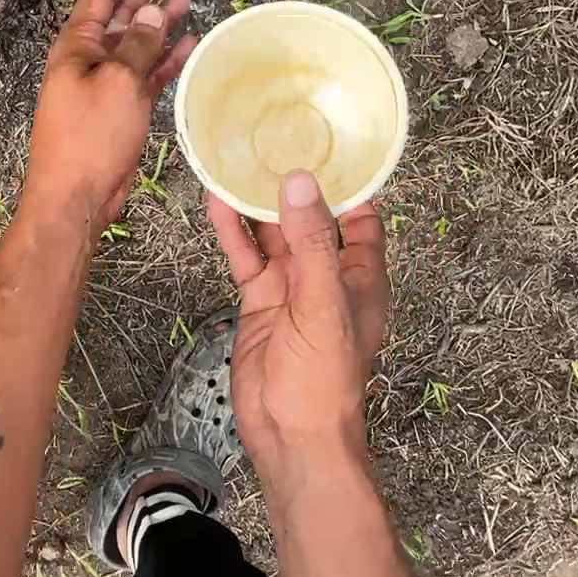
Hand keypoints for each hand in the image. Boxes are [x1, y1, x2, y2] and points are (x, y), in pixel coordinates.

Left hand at [26, 0, 194, 229]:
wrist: (76, 196)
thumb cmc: (90, 135)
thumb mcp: (117, 83)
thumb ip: (137, 45)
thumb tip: (151, 10)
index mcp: (76, 46)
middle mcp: (88, 60)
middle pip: (118, 15)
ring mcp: (105, 85)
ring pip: (136, 44)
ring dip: (158, 23)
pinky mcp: (121, 108)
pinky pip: (145, 75)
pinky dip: (164, 60)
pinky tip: (187, 45)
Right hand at [208, 172, 388, 478]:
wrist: (289, 436)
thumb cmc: (324, 379)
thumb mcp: (323, 304)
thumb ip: (311, 243)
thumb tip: (299, 183)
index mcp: (361, 273)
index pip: (361, 215)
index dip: (348, 182)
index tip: (326, 144)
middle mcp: (327, 272)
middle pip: (310, 216)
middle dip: (293, 184)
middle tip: (271, 140)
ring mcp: (291, 284)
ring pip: (273, 231)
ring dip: (257, 203)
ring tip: (238, 162)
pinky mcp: (260, 297)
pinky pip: (246, 255)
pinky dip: (232, 230)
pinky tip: (216, 203)